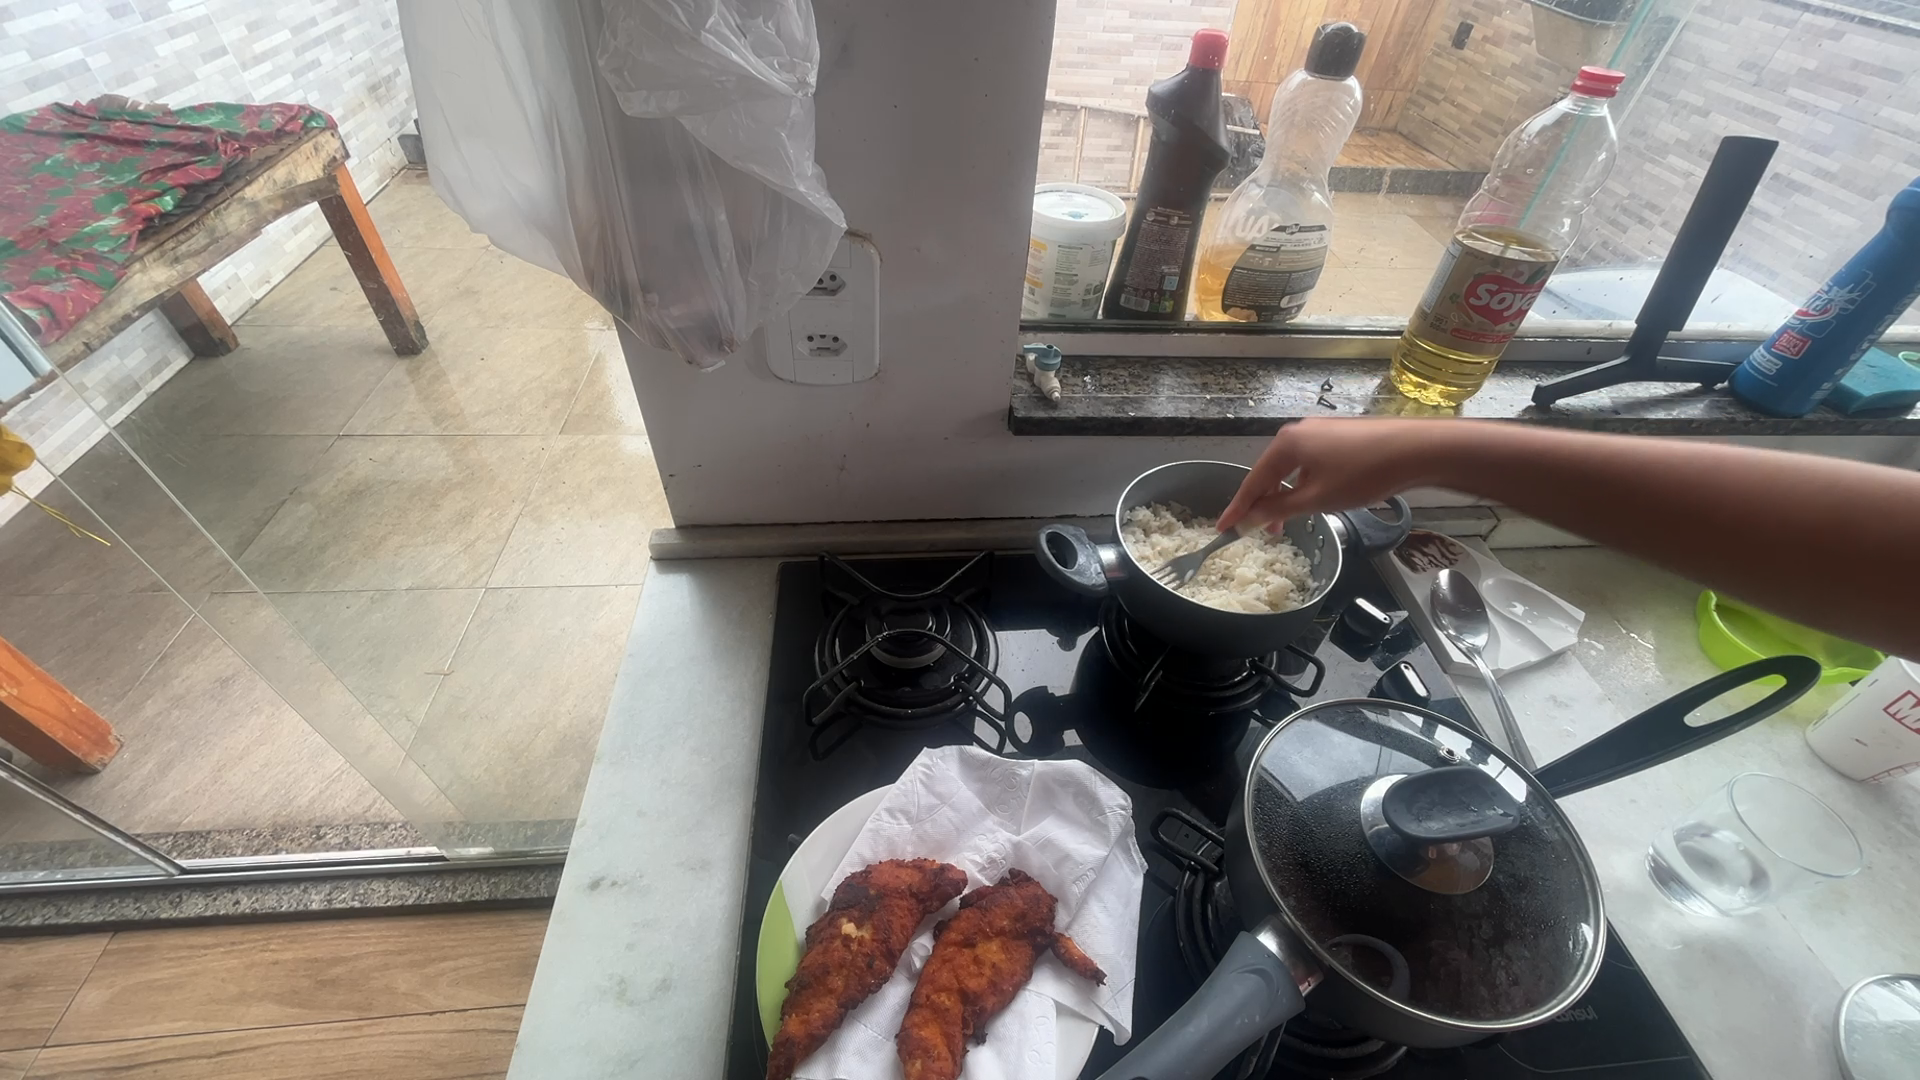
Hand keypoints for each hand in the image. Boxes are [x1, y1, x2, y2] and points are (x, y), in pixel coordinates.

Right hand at [1218, 418, 1453, 530]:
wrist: (1420, 449)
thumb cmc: (1364, 475)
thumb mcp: (1315, 499)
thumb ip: (1277, 510)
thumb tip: (1248, 519)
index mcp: (1286, 444)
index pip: (1252, 482)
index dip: (1237, 508)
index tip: (1223, 528)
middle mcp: (1298, 432)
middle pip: (1270, 474)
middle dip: (1264, 504)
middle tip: (1262, 532)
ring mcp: (1320, 431)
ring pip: (1291, 470)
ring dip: (1287, 496)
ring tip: (1291, 521)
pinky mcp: (1339, 436)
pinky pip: (1309, 463)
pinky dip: (1304, 484)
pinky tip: (1314, 499)